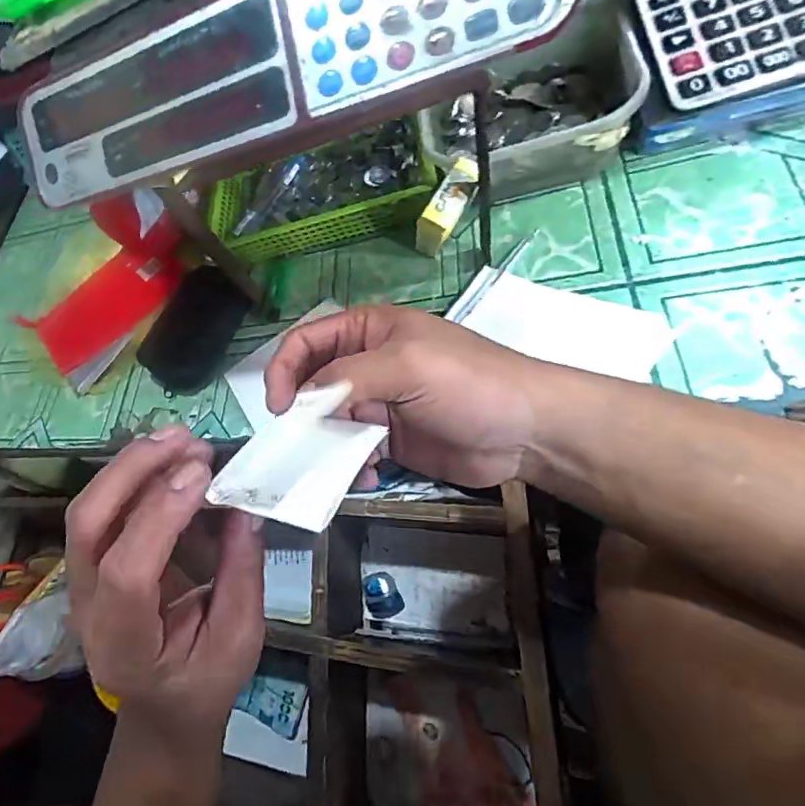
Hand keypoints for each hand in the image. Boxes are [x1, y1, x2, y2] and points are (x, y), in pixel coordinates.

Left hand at [65, 424, 265, 745]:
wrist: (162, 705)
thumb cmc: (203, 682)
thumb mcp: (239, 640)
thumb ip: (242, 574)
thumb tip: (245, 508)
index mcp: (123, 644)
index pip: (126, 572)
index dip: (160, 516)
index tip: (202, 474)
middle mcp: (87, 609)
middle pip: (88, 525)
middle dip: (133, 472)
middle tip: (186, 441)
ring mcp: (80, 582)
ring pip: (88, 509)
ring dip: (131, 465)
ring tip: (180, 438)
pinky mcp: (90, 562)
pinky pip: (103, 508)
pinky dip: (133, 475)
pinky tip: (167, 456)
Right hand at [264, 304, 546, 488]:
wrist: (526, 431)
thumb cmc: (468, 383)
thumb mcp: (405, 366)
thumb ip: (347, 377)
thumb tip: (302, 399)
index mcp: (368, 330)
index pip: (307, 340)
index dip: (284, 368)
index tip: (278, 407)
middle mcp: (368, 363)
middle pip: (313, 384)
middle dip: (303, 412)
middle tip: (302, 441)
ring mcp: (379, 402)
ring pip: (329, 421)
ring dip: (324, 443)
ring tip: (338, 462)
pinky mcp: (390, 438)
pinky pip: (352, 450)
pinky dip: (349, 464)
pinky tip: (364, 475)